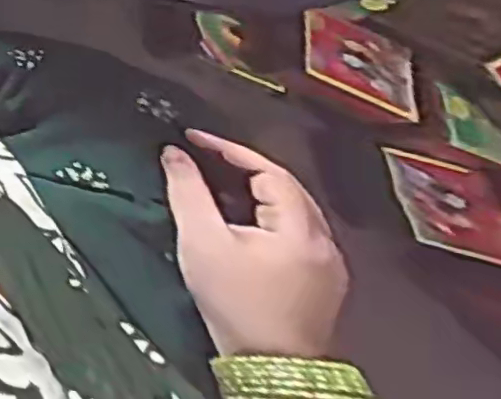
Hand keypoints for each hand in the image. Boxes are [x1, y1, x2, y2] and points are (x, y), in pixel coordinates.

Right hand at [162, 129, 348, 358]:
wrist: (267, 363)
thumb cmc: (233, 296)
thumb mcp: (200, 237)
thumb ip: (187, 189)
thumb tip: (174, 152)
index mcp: (301, 232)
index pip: (271, 172)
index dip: (230, 149)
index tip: (193, 138)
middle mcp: (324, 244)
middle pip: (286, 188)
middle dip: (242, 165)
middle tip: (202, 153)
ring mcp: (326, 265)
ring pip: (290, 209)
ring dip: (252, 187)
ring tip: (212, 177)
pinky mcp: (318, 279)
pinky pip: (291, 228)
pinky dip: (261, 209)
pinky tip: (236, 212)